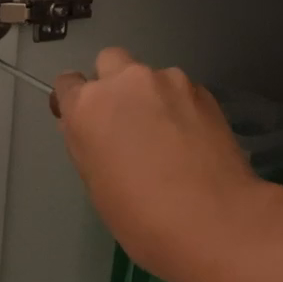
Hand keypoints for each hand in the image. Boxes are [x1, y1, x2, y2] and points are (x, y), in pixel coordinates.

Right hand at [53, 48, 261, 270]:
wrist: (214, 220)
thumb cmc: (143, 217)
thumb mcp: (97, 184)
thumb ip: (89, 142)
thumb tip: (92, 126)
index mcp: (90, 106)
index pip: (67, 83)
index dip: (74, 100)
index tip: (86, 120)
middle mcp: (126, 81)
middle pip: (110, 61)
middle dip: (114, 83)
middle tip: (128, 122)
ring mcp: (169, 80)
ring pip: (150, 76)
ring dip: (152, 96)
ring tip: (169, 136)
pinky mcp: (202, 89)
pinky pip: (181, 90)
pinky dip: (180, 106)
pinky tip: (193, 139)